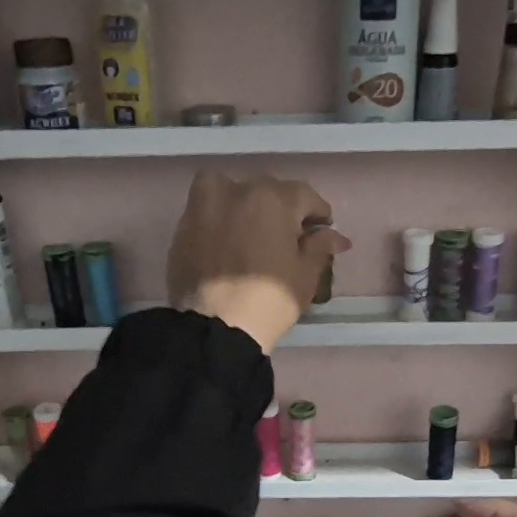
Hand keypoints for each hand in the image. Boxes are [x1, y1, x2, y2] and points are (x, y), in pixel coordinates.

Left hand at [166, 170, 350, 352]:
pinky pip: (205, 211)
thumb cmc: (269, 300)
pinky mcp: (183, 227)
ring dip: (244, 202)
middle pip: (267, 191)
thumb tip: (334, 235)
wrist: (215, 327)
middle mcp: (237, 190)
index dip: (318, 213)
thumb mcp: (305, 275)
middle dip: (281, 208)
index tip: (322, 229)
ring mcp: (205, 206)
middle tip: (287, 235)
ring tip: (250, 228)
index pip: (304, 196)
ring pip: (229, 190)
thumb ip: (320, 247)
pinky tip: (225, 241)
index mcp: (273, 198)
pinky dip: (217, 218)